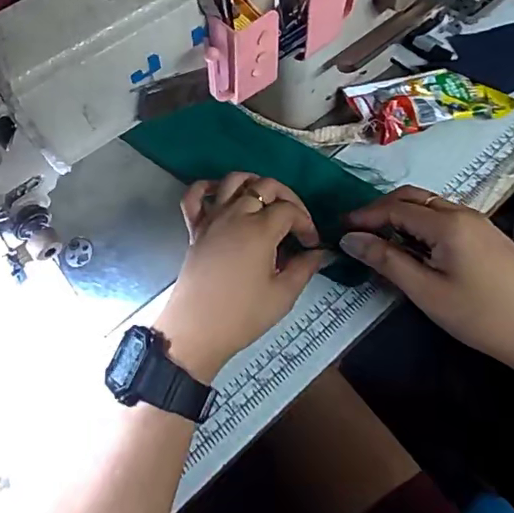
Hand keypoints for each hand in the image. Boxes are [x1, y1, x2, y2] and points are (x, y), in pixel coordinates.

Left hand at [157, 173, 324, 383]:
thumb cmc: (242, 316)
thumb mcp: (283, 295)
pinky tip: (221, 195)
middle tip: (296, 221)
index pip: (289, 210)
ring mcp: (212, 219)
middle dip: (288, 197)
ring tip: (266, 201)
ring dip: (254, 183)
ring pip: (233, 181)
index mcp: (259, 230)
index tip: (311, 244)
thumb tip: (319, 253)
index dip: (306, 223)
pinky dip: (207, 188)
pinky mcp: (194, 229)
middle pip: (265, 186)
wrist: (196, 332)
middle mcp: (235, 215)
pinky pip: (194, 196)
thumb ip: (305, 267)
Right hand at [340, 186, 513, 424]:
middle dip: (382, 209)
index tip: (339, 228)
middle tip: (357, 231)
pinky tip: (416, 248)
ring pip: (432, 206)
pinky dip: (423, 224)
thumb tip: (350, 239)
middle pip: (414, 198)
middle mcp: (464, 212)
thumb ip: (386, 260)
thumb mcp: (426, 291)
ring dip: (403, 216)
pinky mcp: (490, 237)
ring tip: (380, 239)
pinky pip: (447, 218)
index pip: (395, 207)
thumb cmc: (480, 316)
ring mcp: (481, 223)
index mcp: (447, 222)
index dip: (365, 215)